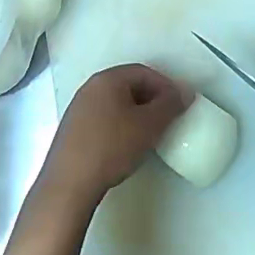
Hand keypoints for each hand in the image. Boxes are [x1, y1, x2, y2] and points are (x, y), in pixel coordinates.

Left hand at [38, 64, 189, 208]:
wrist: (69, 182)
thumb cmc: (111, 147)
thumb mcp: (149, 126)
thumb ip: (170, 106)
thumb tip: (185, 92)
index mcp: (107, 79)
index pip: (143, 71)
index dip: (166, 85)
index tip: (181, 105)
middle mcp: (90, 87)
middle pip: (128, 85)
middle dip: (152, 99)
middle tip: (169, 119)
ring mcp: (78, 107)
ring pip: (116, 102)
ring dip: (137, 113)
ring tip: (151, 133)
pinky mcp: (73, 129)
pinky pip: (104, 116)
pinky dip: (121, 124)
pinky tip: (127, 144)